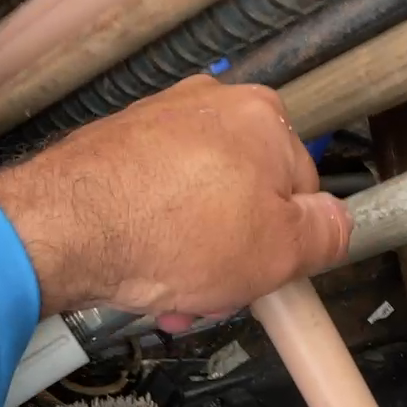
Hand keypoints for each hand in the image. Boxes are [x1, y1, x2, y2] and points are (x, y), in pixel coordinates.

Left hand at [0, 75, 351, 328]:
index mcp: (265, 123)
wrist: (69, 230)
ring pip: (201, 217)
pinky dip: (159, 249)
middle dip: (233, 263)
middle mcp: (212, 111)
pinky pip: (159, 212)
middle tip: (215, 294)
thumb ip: (325, 238)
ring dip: (195, 266)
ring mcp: (161, 130)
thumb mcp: (278, 252)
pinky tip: (148, 279)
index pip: (301, 196)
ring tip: (175, 295)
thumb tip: (337, 227)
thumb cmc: (170, 234)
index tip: (265, 278)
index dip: (285, 250)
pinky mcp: (121, 156)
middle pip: (246, 208)